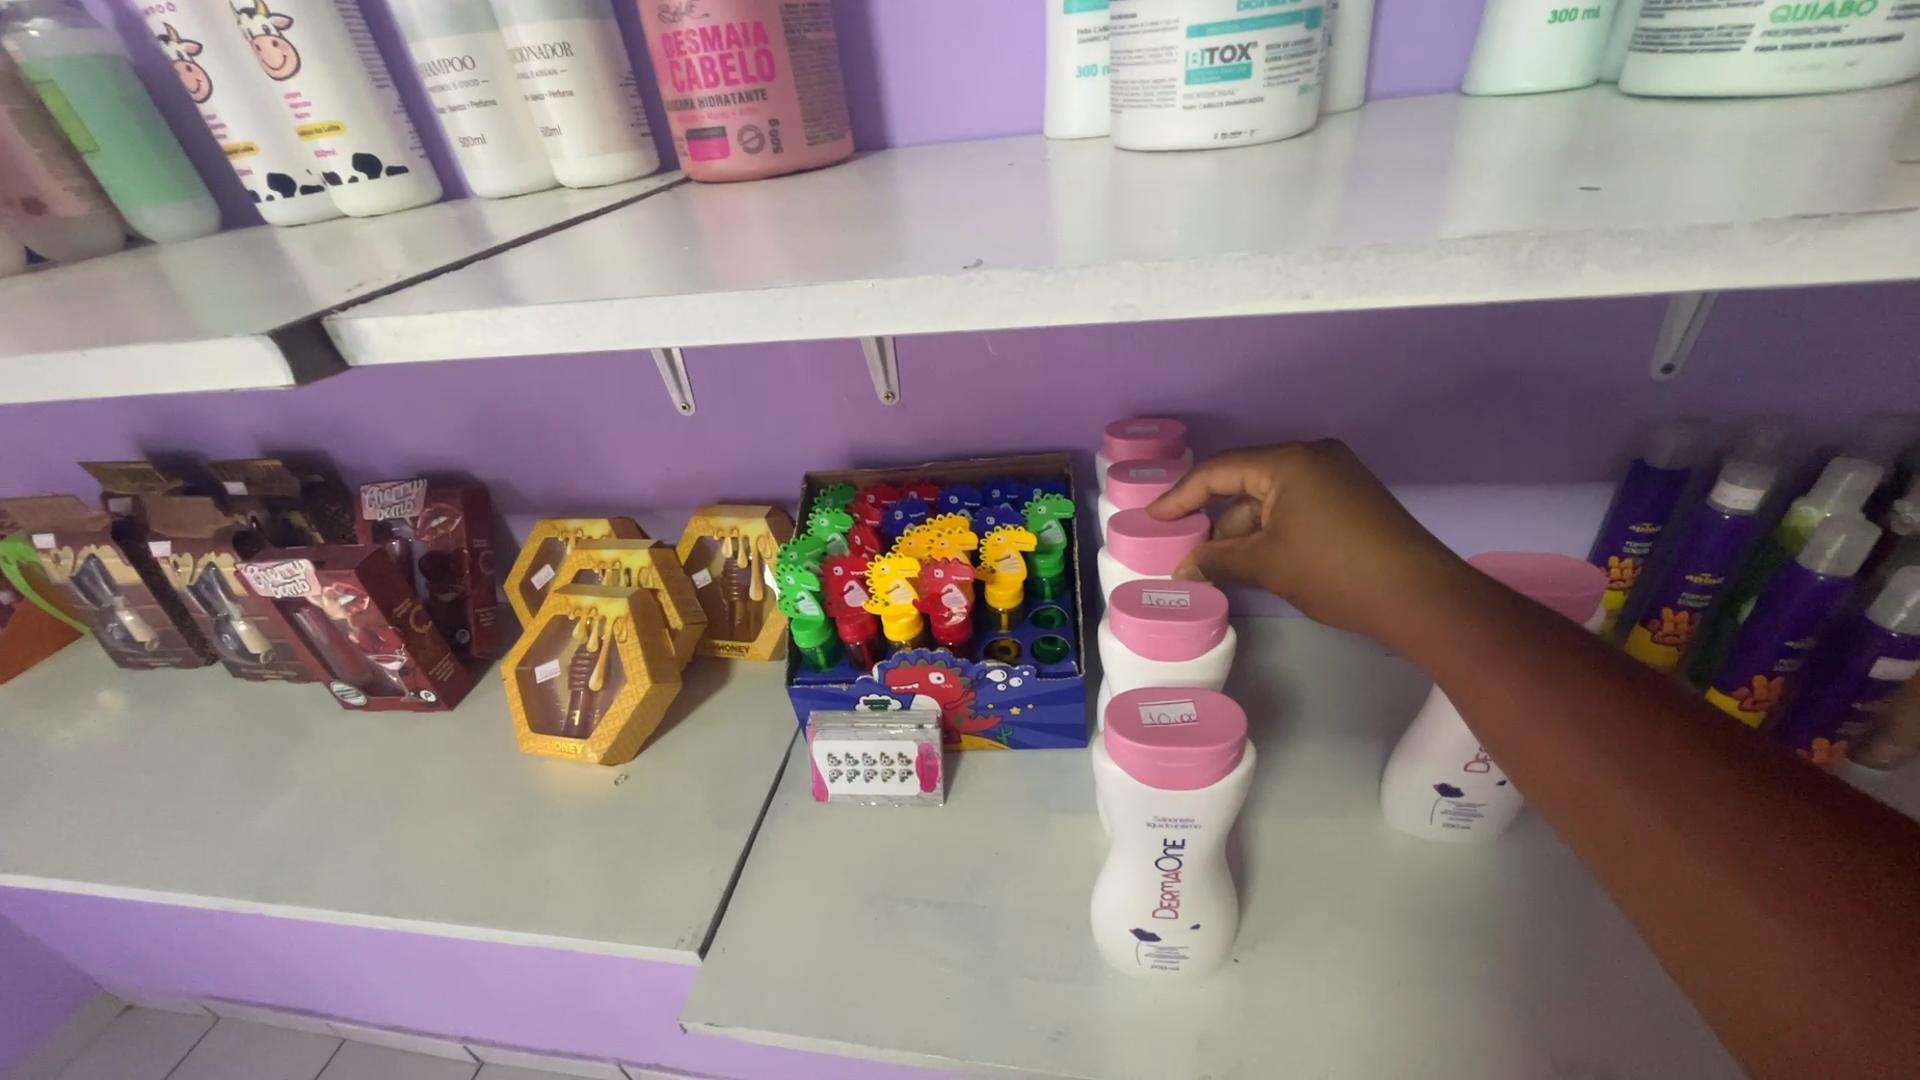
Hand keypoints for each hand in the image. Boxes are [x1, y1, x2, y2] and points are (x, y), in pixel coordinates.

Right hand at [1146, 441, 1465, 640]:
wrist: (1421, 597)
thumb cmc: (1335, 572)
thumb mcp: (1267, 565)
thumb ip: (1217, 559)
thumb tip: (1181, 569)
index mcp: (1289, 462)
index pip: (1218, 472)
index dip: (1180, 497)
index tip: (1153, 520)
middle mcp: (1312, 457)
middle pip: (1243, 481)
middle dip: (1212, 516)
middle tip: (1180, 543)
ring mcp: (1335, 475)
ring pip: (1268, 497)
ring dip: (1241, 528)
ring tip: (1214, 562)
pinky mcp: (1348, 497)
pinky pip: (1293, 505)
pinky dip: (1269, 528)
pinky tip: (1251, 556)